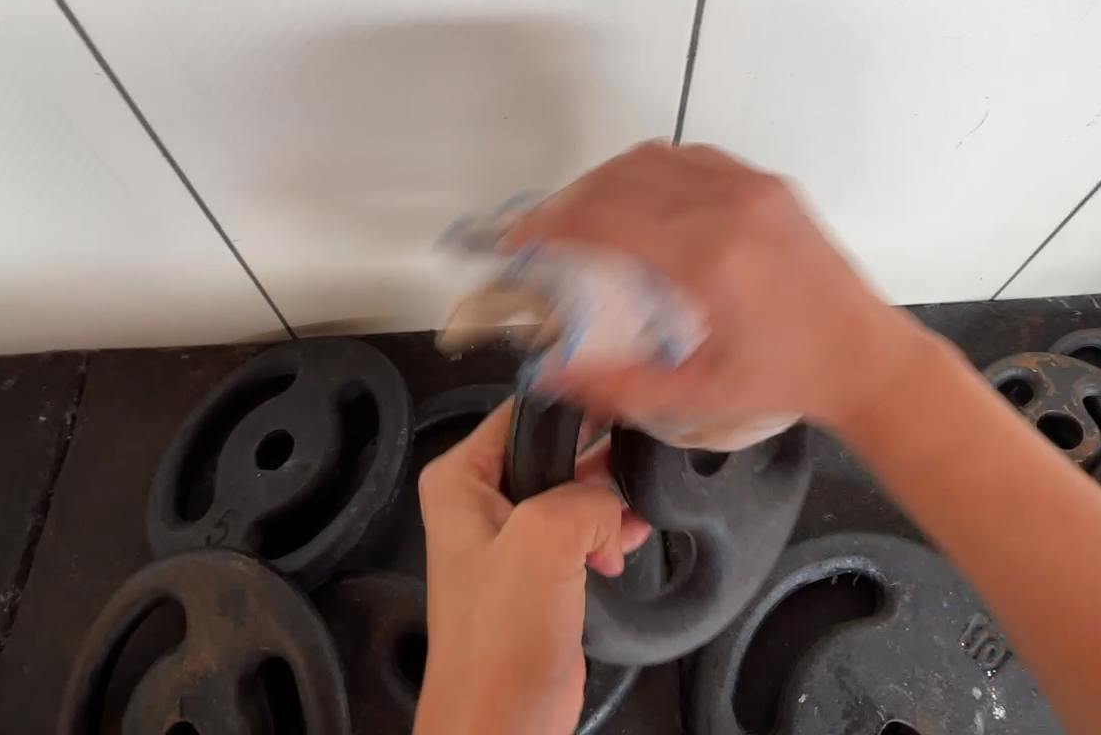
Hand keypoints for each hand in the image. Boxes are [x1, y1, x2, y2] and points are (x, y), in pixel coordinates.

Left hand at [414, 404, 650, 734]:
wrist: (504, 725)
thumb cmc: (501, 635)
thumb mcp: (543, 539)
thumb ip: (585, 498)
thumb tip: (611, 509)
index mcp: (461, 479)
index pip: (518, 415)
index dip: (568, 407)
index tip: (616, 398)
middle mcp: (481, 499)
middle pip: (550, 451)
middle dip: (594, 458)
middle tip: (638, 447)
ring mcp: (511, 536)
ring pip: (571, 491)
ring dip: (607, 500)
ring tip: (639, 501)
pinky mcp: (539, 570)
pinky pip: (581, 530)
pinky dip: (609, 530)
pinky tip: (635, 534)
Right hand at [509, 141, 934, 431]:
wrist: (866, 358)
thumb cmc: (785, 380)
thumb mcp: (696, 394)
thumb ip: (615, 383)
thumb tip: (547, 374)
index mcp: (709, 257)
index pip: (605, 216)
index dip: (549, 225)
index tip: (519, 242)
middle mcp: (729, 205)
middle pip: (619, 178)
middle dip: (568, 201)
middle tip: (544, 234)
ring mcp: (752, 186)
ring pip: (652, 158)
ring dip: (605, 181)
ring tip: (583, 216)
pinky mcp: (766, 183)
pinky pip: (690, 158)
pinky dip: (649, 172)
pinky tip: (638, 201)